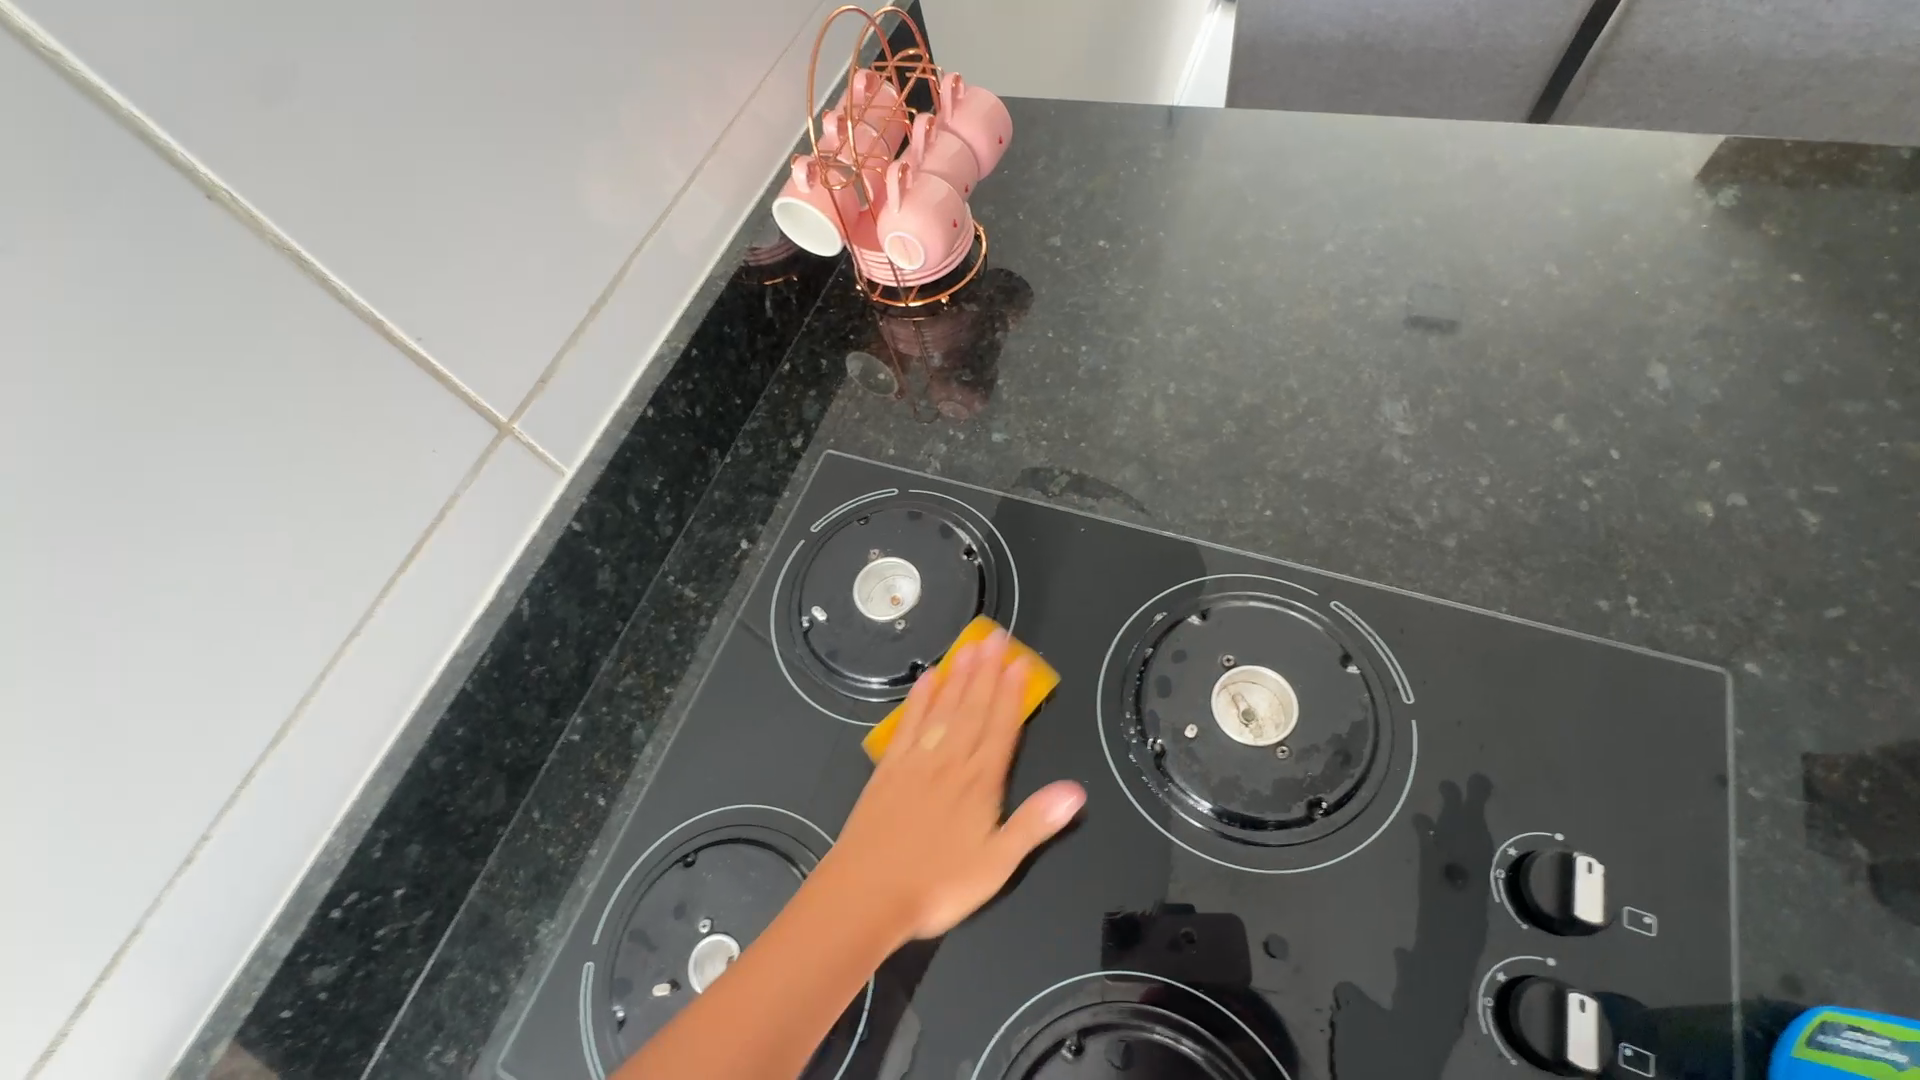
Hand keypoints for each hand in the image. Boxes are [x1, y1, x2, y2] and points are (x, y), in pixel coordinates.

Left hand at [817, 630, 1085, 944]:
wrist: (866, 893)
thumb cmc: (937, 886)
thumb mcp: (997, 864)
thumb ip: (1035, 824)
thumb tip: (1076, 791)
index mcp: (979, 782)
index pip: (1002, 727)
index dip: (1013, 693)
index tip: (1021, 661)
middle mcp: (949, 761)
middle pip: (972, 707)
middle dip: (986, 671)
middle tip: (995, 636)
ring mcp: (916, 761)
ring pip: (942, 708)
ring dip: (957, 675)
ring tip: (968, 646)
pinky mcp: (888, 769)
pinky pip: (908, 724)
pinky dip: (918, 699)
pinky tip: (925, 680)